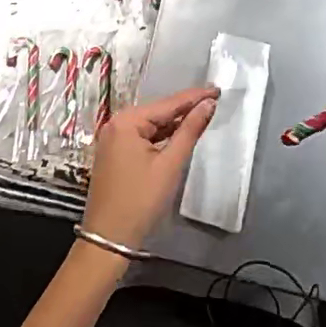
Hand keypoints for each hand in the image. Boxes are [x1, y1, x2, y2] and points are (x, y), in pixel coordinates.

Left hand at [81, 86, 219, 250]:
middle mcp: (116, 123)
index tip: (217, 89)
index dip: (194, 97)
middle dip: (185, 108)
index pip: (167, 103)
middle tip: (213, 100)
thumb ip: (189, 131)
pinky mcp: (114, 153)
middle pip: (157, 112)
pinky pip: (142, 137)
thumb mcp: (169, 164)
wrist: (108, 238)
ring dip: (174, 123)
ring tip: (202, 114)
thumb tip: (207, 105)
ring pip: (150, 125)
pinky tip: (179, 134)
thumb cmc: (140, 200)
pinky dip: (161, 136)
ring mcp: (112, 138)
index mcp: (126, 121)